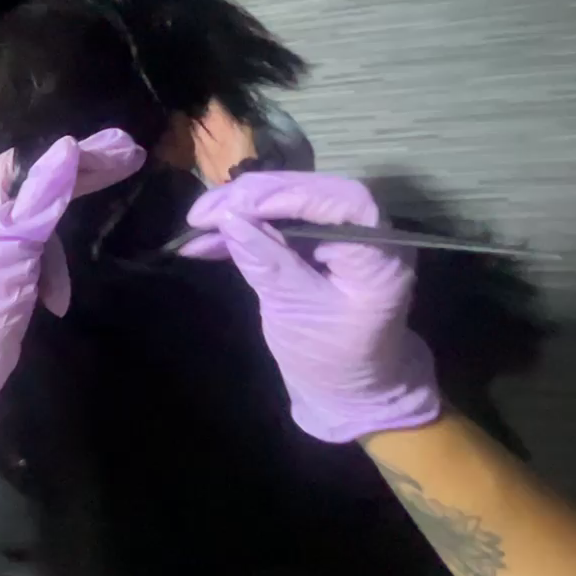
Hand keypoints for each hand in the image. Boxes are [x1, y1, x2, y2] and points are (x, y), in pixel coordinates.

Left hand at [0, 129, 145, 469]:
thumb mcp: (13, 247)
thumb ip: (40, 196)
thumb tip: (66, 145)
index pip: (29, 159)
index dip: (76, 152)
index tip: (122, 147)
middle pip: (35, 182)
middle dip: (80, 179)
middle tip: (129, 158)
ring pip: (37, 222)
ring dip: (56, 255)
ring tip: (58, 296)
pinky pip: (30, 250)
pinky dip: (46, 273)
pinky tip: (52, 303)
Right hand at [180, 171, 438, 442]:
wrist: (350, 385)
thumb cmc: (333, 357)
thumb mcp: (297, 313)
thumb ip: (267, 263)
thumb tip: (229, 219)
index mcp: (379, 254)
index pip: (340, 202)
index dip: (286, 195)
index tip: (233, 209)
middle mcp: (365, 232)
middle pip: (308, 191)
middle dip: (250, 197)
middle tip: (201, 213)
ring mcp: (338, 233)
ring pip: (286, 200)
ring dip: (237, 208)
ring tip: (195, 223)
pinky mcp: (312, 240)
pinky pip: (275, 221)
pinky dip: (239, 228)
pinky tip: (203, 240)